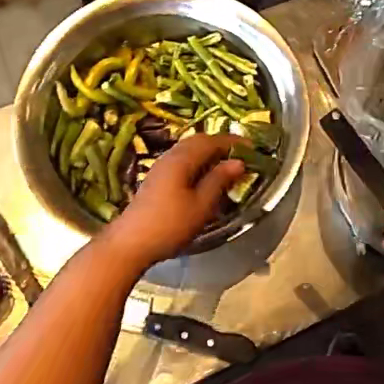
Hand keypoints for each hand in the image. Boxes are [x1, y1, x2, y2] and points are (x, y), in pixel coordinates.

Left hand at [102, 135, 245, 267]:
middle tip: (241, 154)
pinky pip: (182, 161)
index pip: (211, 141)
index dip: (233, 142)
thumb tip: (238, 162)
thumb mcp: (201, 205)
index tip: (253, 146)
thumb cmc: (170, 225)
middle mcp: (169, 157)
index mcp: (182, 159)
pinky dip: (198, 162)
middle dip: (220, 144)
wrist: (131, 243)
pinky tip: (205, 177)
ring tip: (226, 165)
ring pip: (188, 150)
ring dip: (208, 153)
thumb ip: (220, 180)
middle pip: (198, 141)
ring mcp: (160, 167)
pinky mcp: (156, 179)